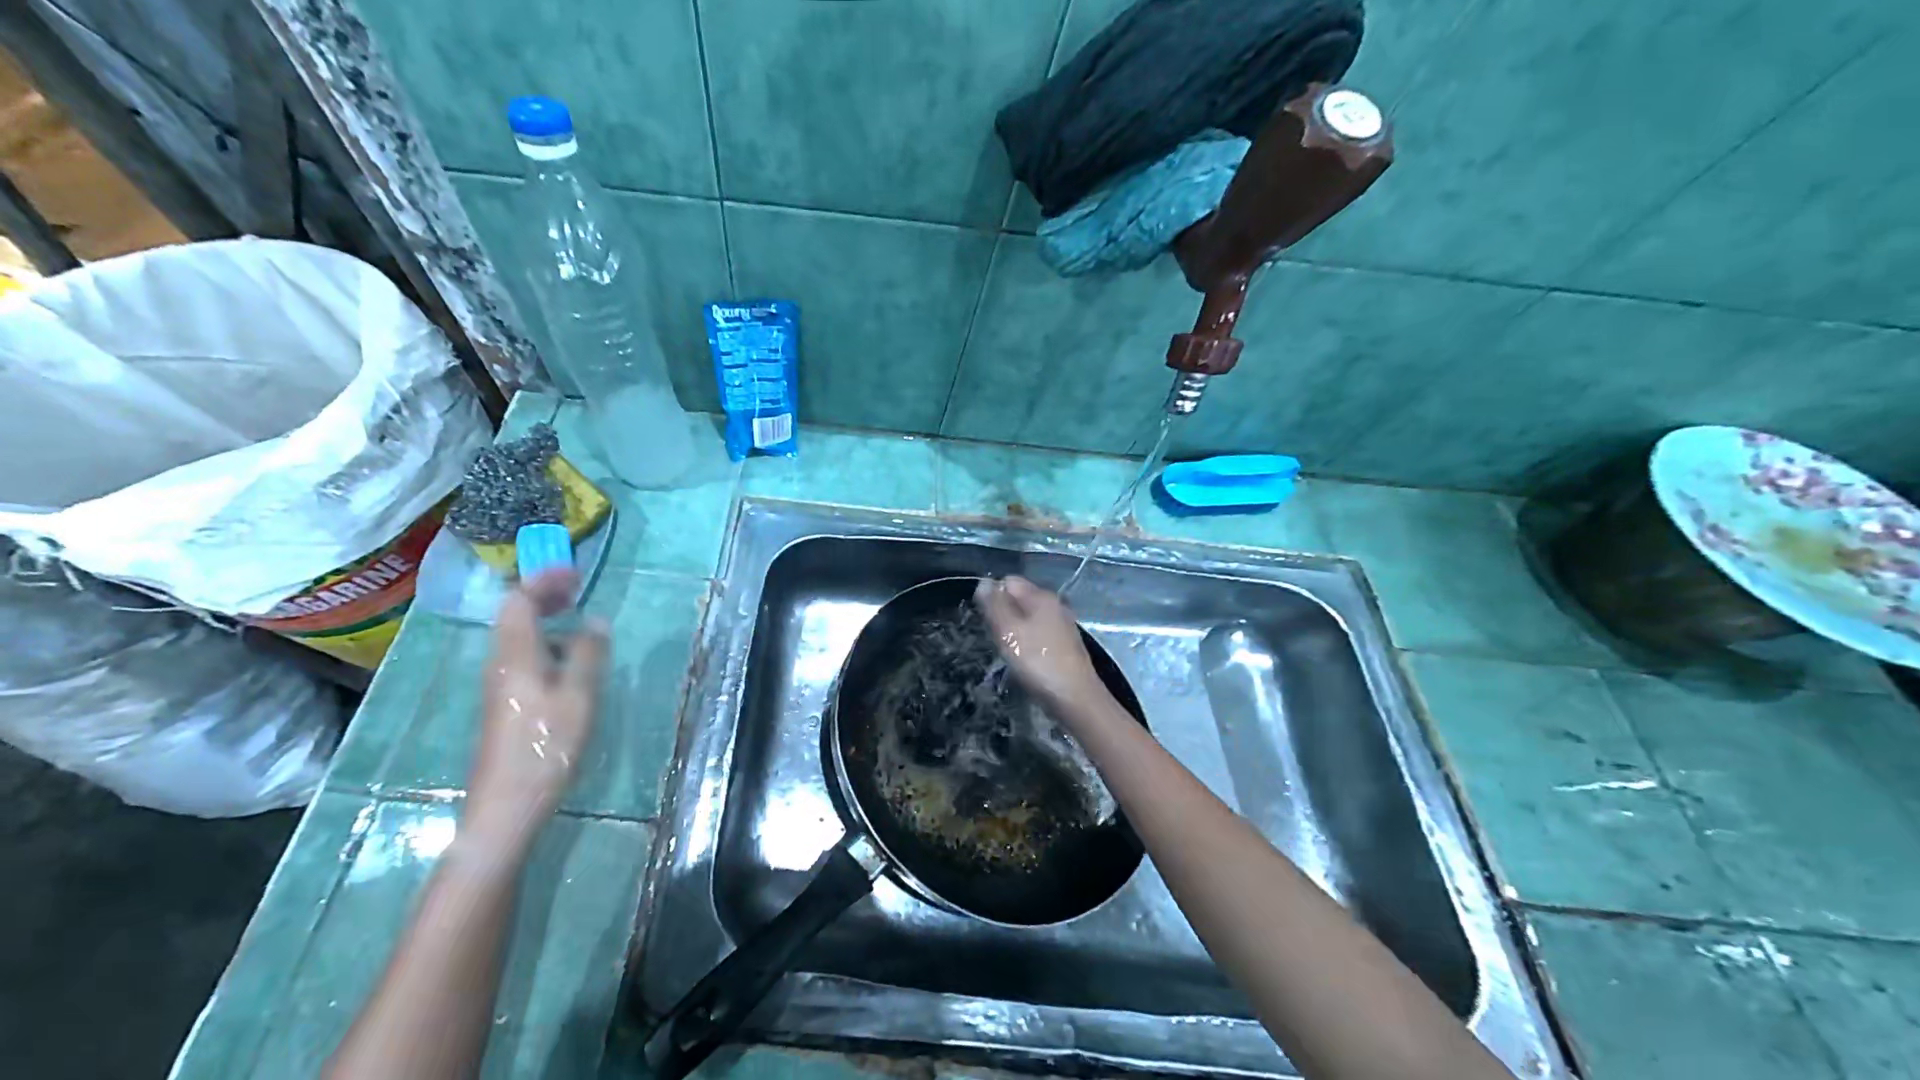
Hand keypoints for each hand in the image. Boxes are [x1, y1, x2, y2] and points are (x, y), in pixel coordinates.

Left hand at [466, 570, 606, 847]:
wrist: (506, 805)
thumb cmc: (545, 747)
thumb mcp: (579, 697)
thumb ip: (589, 654)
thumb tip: (595, 620)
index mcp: (516, 656)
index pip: (519, 601)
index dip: (544, 580)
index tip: (576, 573)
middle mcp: (500, 664)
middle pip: (512, 615)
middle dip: (543, 594)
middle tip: (577, 588)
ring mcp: (500, 685)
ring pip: (517, 635)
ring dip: (544, 617)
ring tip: (578, 617)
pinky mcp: (505, 703)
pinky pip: (522, 655)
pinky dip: (544, 641)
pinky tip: (569, 658)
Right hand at [973, 576, 1105, 713]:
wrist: (1075, 697)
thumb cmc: (1038, 661)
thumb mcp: (1008, 630)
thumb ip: (994, 604)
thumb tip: (983, 582)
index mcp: (1041, 596)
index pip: (1009, 581)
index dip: (992, 596)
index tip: (986, 620)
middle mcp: (1055, 605)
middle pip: (1019, 599)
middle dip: (1003, 615)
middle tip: (996, 638)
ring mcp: (1062, 626)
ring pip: (1028, 619)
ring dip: (1015, 632)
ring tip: (1009, 652)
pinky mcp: (1065, 645)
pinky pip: (1039, 635)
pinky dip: (1028, 644)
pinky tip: (1025, 661)